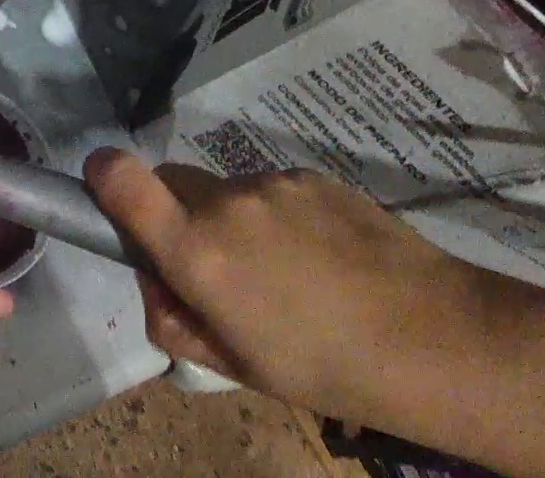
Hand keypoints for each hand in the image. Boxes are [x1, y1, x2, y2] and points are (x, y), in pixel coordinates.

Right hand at [84, 150, 497, 416]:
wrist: (442, 341)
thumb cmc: (324, 368)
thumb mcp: (231, 365)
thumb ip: (171, 318)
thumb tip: (156, 278)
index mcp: (196, 251)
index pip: (121, 180)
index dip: (101, 176)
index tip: (104, 191)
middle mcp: (224, 204)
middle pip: (170, 182)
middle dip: (174, 213)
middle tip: (214, 263)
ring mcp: (271, 184)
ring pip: (224, 190)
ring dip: (233, 220)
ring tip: (285, 270)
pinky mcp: (311, 176)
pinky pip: (271, 190)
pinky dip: (278, 216)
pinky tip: (321, 257)